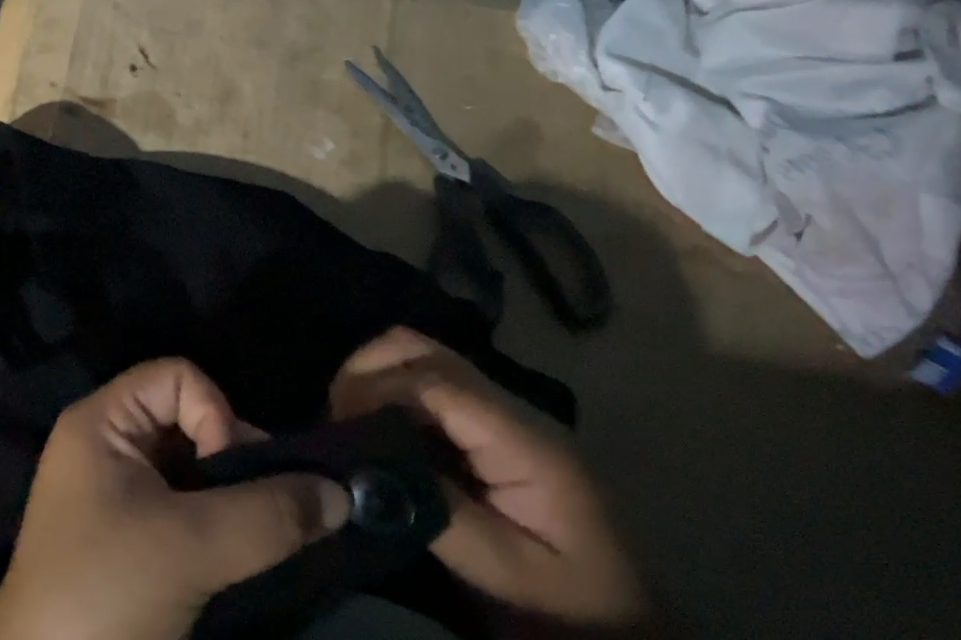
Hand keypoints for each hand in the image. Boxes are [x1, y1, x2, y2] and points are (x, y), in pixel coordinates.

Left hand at [0, 358, 351, 639]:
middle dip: (234, 461)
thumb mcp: (192, 546)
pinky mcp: (128, 536)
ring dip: (233, 500)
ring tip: (259, 539)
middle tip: (264, 513)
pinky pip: (185, 508)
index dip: (215, 414)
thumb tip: (341, 493)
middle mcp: (106, 445)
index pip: (178, 377)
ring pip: (193, 470)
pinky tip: (242, 557)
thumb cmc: (108, 590)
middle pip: (189, 420)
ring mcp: (115, 493)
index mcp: (102, 422)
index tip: (230, 475)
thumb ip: (271, 513)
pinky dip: (218, 526)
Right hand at [330, 328, 648, 630]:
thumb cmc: (566, 599)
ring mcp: (501, 414)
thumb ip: (437, 512)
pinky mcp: (489, 428)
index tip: (338, 427)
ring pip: (421, 357)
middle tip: (336, 422)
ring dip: (374, 379)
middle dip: (365, 371)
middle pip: (422, 349)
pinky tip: (375, 435)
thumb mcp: (502, 569)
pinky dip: (389, 395)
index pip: (434, 380)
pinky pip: (428, 387)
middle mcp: (510, 409)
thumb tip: (367, 466)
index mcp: (521, 439)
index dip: (374, 390)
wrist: (623, 620)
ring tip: (349, 427)